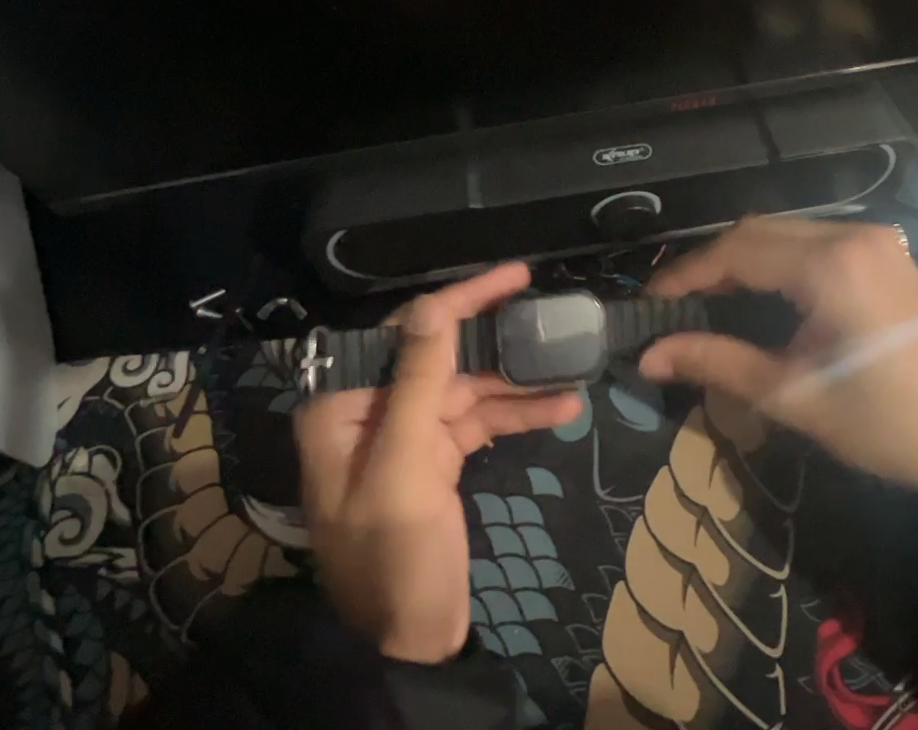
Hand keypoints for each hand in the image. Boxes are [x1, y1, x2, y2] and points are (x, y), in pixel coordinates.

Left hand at [295, 263, 585, 663]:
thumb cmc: (394, 561)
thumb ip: (417, 385)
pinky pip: (480, 422)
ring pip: (468, 388)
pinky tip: (563, 408)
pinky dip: (517, 415)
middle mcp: (372, 411)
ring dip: (519, 382)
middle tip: (551, 316)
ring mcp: (407, 435)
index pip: (407, 334)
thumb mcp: (404, 471)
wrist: (409, 642)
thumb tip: (432, 307)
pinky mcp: (436, 458)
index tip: (516, 276)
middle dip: (498, 340)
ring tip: (572, 366)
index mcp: (345, 407)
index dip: (463, 300)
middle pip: (442, 355)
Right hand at [641, 217, 917, 496]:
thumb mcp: (791, 395)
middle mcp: (852, 236)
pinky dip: (775, 260)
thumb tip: (648, 356)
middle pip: (757, 231)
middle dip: (709, 264)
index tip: (647, 304)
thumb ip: (716, 362)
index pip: (736, 250)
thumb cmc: (883, 424)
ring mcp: (874, 240)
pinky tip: (756, 293)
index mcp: (830, 265)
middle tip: (672, 304)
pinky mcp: (885, 253)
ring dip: (741, 259)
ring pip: (784, 231)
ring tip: (705, 299)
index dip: (685, 274)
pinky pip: (813, 241)